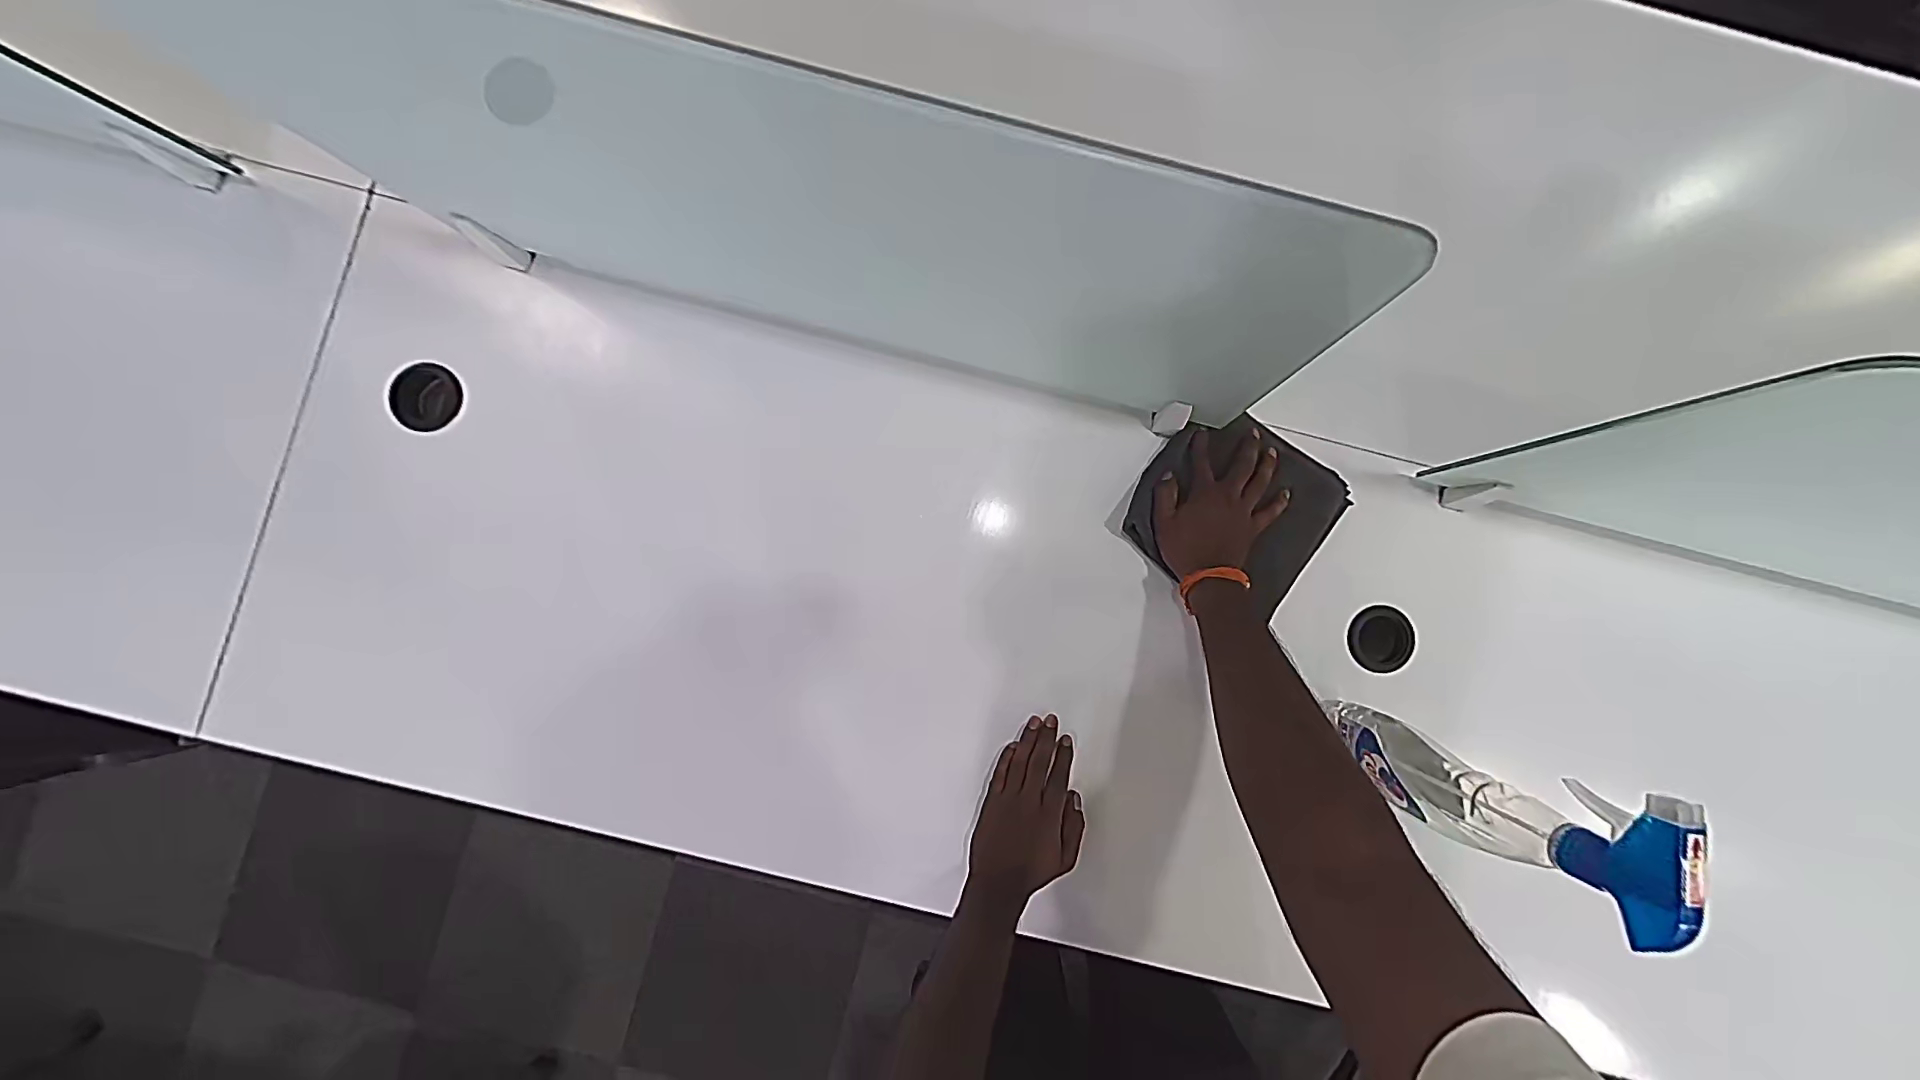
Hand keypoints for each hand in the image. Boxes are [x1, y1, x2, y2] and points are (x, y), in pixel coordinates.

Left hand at [966, 714, 1085, 911]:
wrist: (997, 882)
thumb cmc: (1030, 872)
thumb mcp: (1065, 857)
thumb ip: (1073, 827)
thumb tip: (1073, 800)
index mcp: (1049, 814)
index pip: (1058, 775)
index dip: (1063, 755)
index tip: (1065, 740)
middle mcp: (1029, 802)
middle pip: (1040, 761)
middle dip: (1047, 738)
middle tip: (1051, 721)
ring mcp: (1008, 800)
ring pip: (1020, 762)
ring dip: (1028, 740)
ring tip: (1034, 724)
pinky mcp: (992, 802)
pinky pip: (1001, 773)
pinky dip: (1007, 758)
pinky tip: (1013, 746)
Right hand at [1153, 429, 1288, 577]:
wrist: (1209, 575)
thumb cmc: (1186, 550)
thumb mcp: (1163, 522)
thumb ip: (1165, 495)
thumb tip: (1169, 477)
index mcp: (1204, 493)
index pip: (1202, 462)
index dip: (1201, 446)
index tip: (1201, 435)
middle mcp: (1227, 497)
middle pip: (1241, 465)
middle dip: (1247, 447)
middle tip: (1252, 435)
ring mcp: (1243, 511)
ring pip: (1260, 482)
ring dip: (1266, 465)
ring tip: (1270, 453)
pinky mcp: (1252, 527)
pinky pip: (1270, 511)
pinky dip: (1279, 502)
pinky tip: (1286, 493)